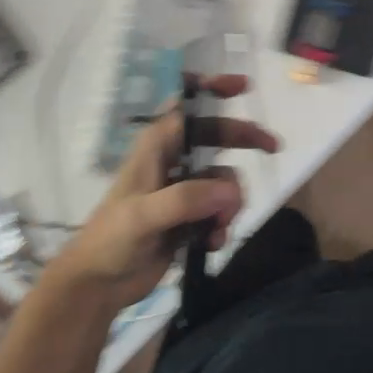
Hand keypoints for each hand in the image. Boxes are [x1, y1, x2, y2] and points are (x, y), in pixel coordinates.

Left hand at [46, 75, 280, 307]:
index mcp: (154, 150)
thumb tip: (231, 190)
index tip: (242, 87)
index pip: (185, 108)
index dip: (210, 90)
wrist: (100, 285)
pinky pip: (222, 211)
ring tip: (217, 228)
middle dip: (243, 140)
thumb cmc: (110, 241)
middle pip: (216, 137)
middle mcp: (171, 164)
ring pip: (225, 181)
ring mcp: (183, 192)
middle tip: (272, 147)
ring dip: (230, 204)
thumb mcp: (142, 216)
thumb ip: (185, 199)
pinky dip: (223, 226)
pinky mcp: (191, 219)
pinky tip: (212, 243)